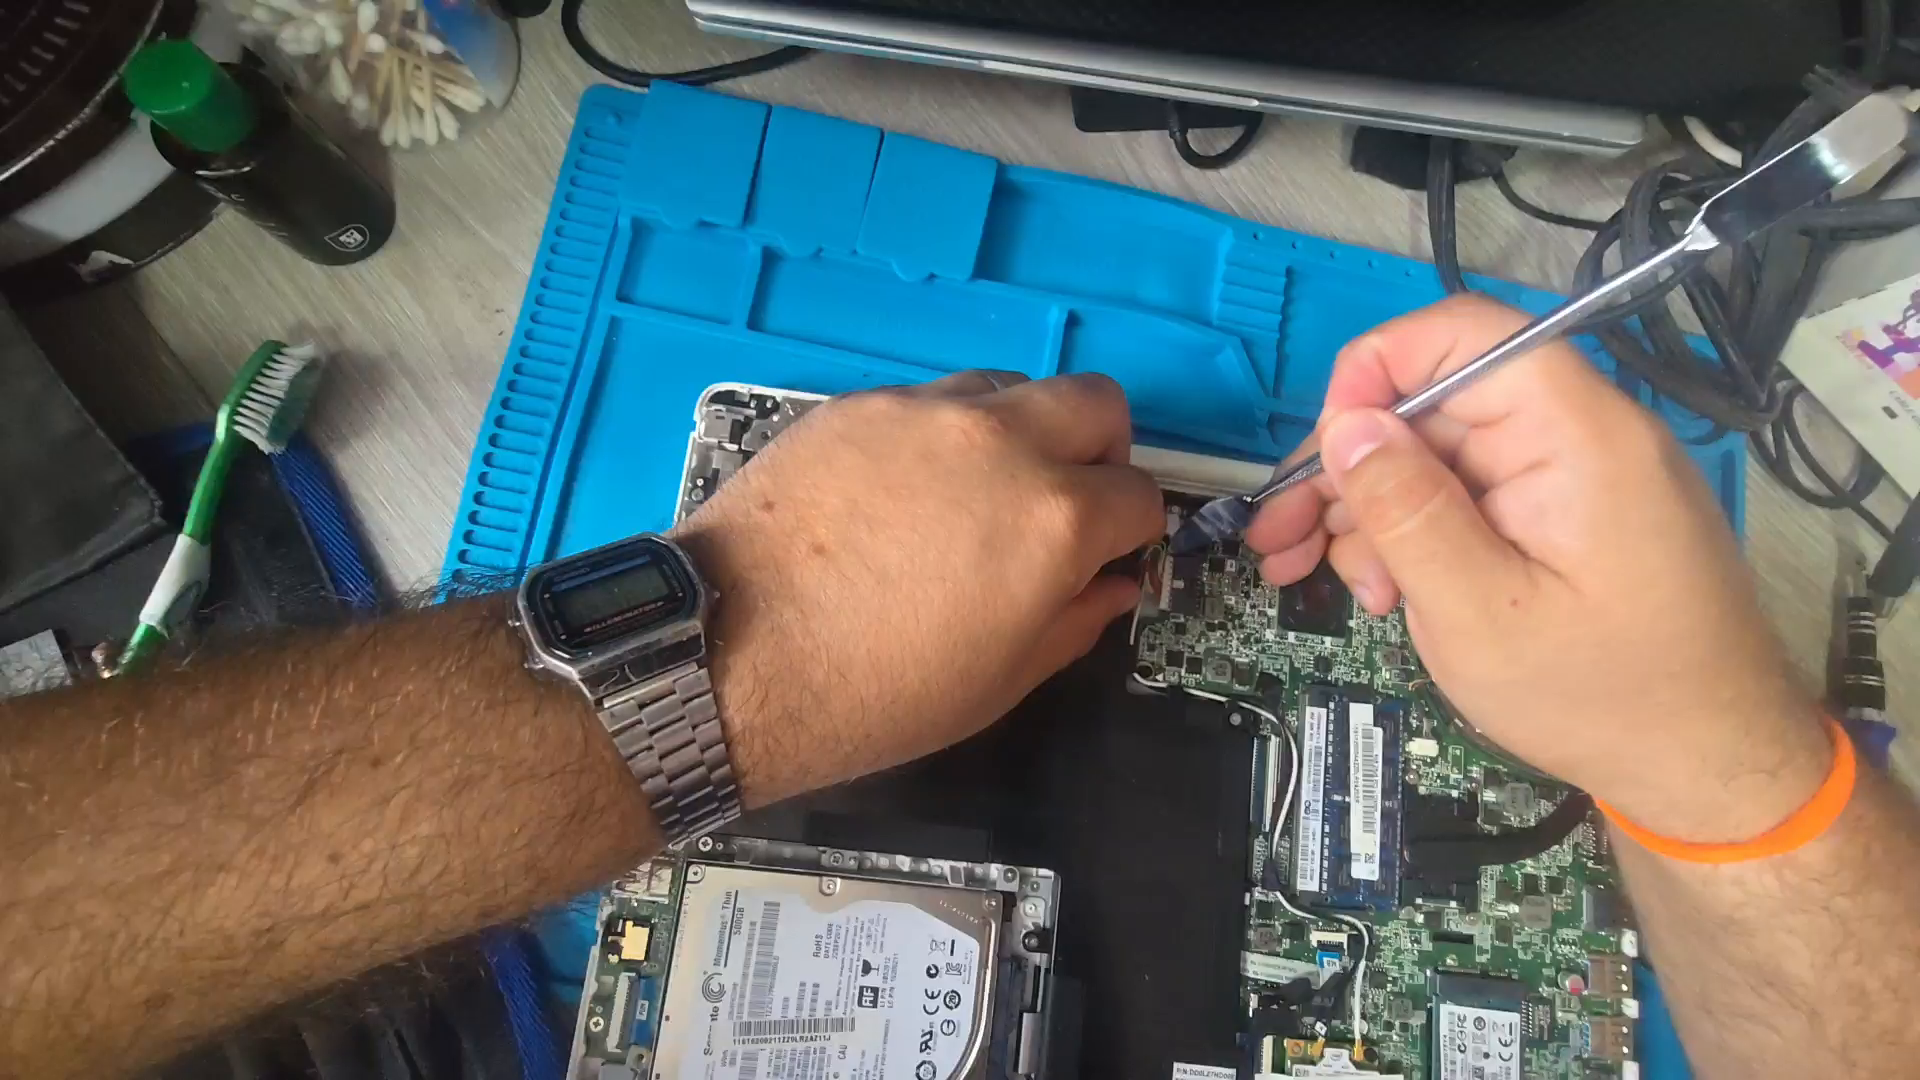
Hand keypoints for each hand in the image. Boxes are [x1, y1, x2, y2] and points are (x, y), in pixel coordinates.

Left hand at [673, 372, 1163, 806]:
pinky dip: (946, 436)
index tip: (1107, 556)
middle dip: (1100, 452)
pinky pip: (934, 401)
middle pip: (1098, 403)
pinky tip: (898, 489)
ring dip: (1022, 433)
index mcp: (1055, 519)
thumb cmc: (877, 693)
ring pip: (1015, 387)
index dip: (1133, 532)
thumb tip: (1112, 583)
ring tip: (974, 492)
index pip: (1140, 496)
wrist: (732, 655)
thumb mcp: (1000, 680)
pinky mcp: (862, 403)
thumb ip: (1075, 621)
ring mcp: (927, 411)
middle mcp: (1004, 442)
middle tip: (1062, 504)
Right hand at [1246, 295, 1830, 842]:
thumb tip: (1346, 425)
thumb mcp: (1475, 608)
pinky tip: (1372, 590)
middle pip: (1419, 409)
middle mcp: (1558, 438)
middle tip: (1274, 536)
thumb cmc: (1595, 694)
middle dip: (1337, 470)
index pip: (1462, 336)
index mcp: (1570, 437)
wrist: (1694, 768)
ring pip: (1415, 459)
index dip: (1375, 371)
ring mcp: (1542, 478)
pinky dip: (1390, 539)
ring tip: (1309, 576)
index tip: (1323, 451)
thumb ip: (1407, 508)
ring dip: (1352, 515)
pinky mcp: (1529, 514)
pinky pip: (1439, 499)